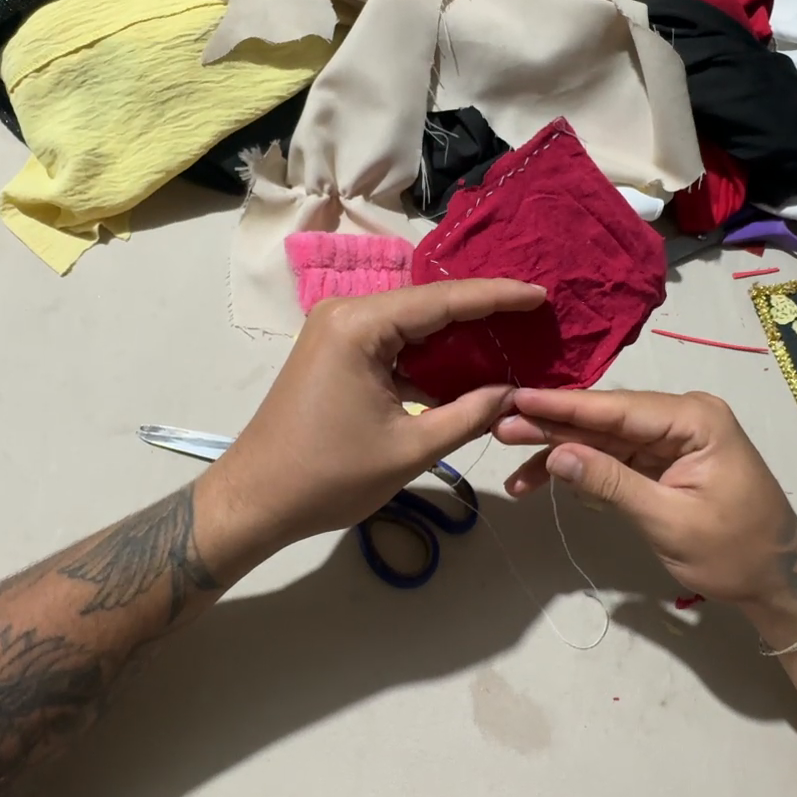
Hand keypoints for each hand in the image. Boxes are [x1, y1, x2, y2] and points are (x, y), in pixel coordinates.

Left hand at [205, 279, 545, 553]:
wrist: (255, 500)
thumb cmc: (329, 477)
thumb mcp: (410, 449)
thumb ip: (470, 414)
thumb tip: (517, 393)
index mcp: (360, 325)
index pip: (443, 301)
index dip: (497, 297)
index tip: (541, 296)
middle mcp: (346, 312)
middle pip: (428, 305)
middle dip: (481, 313)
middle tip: (534, 318)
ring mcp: (337, 329)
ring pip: (412, 323)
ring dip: (456, 336)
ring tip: (512, 339)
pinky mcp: (336, 350)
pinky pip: (393, 342)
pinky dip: (428, 355)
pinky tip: (467, 366)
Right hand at [492, 389, 796, 611]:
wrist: (780, 582)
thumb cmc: (736, 552)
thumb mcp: (669, 520)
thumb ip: (611, 483)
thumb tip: (557, 454)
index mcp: (694, 419)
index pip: (616, 408)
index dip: (562, 406)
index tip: (517, 398)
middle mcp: (680, 417)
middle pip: (603, 420)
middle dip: (552, 428)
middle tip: (500, 430)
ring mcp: (670, 438)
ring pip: (602, 439)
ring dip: (560, 455)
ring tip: (514, 472)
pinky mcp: (661, 459)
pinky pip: (613, 458)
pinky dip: (582, 472)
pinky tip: (545, 483)